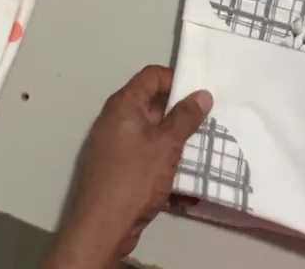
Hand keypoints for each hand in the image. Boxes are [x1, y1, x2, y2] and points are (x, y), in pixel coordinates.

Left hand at [46, 66, 211, 267]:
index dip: (175, 80)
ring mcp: (113, 143)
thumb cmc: (134, 178)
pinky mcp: (115, 166)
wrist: (101, 228)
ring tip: (197, 146)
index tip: (197, 95)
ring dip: (172, 136)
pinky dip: (161, 155)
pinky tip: (179, 171)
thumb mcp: (166, 145)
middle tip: (203, 120)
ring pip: (148, 129)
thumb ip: (185, 117)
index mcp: (124, 104)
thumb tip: (202, 94)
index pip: (151, 76)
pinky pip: (142, 151)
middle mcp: (115, 118)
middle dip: (177, 111)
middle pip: (150, 102)